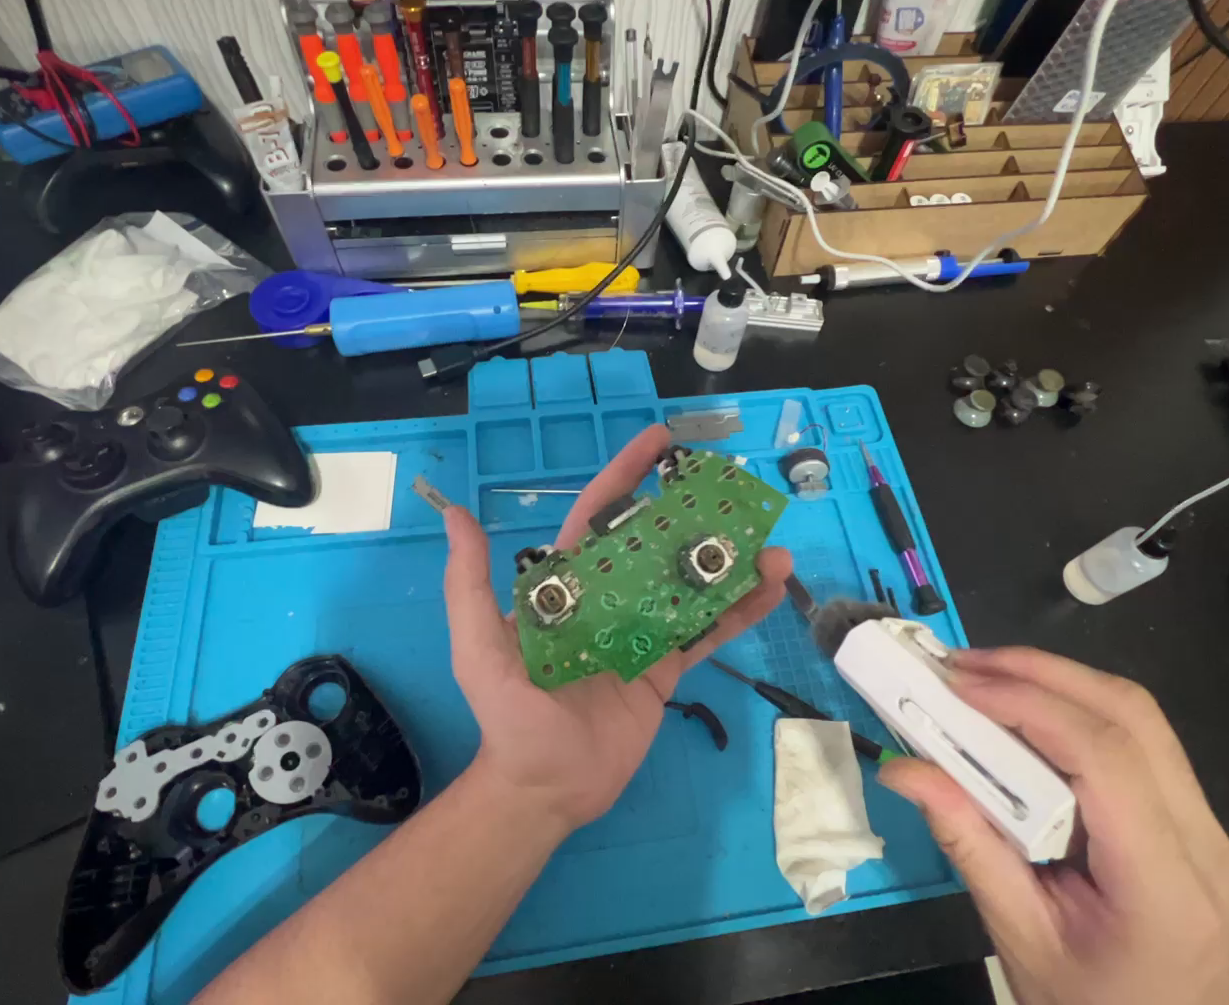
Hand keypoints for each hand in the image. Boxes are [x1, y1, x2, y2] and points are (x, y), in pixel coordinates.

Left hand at [442, 424, 790, 833]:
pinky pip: (707, 634)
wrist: (545, 789)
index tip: (660, 440)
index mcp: (568, 585)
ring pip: (692, 586)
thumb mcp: (477, 648)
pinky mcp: (668, 669)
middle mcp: (609, 598)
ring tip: (773, 549)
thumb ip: (468, 583)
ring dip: (729, 565)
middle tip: (736, 489)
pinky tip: (770, 592)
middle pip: (657, 543)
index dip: (626, 475)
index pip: (600, 516)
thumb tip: (455, 514)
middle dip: (694, 514)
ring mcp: (643, 632)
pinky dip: (738, 613)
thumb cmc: (509, 715)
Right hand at [879, 648, 1228, 1004]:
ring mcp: (1210, 831)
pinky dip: (1074, 710)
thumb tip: (901, 768)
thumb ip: (966, 841)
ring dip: (1058, 682)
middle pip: (1132, 717)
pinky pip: (1138, 742)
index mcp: (1167, 884)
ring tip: (984, 678)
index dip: (1028, 704)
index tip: (956, 686)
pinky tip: (1024, 715)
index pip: (1106, 758)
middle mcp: (1206, 844)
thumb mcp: (1017, 935)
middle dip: (1041, 672)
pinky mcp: (1193, 825)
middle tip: (961, 666)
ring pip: (1140, 718)